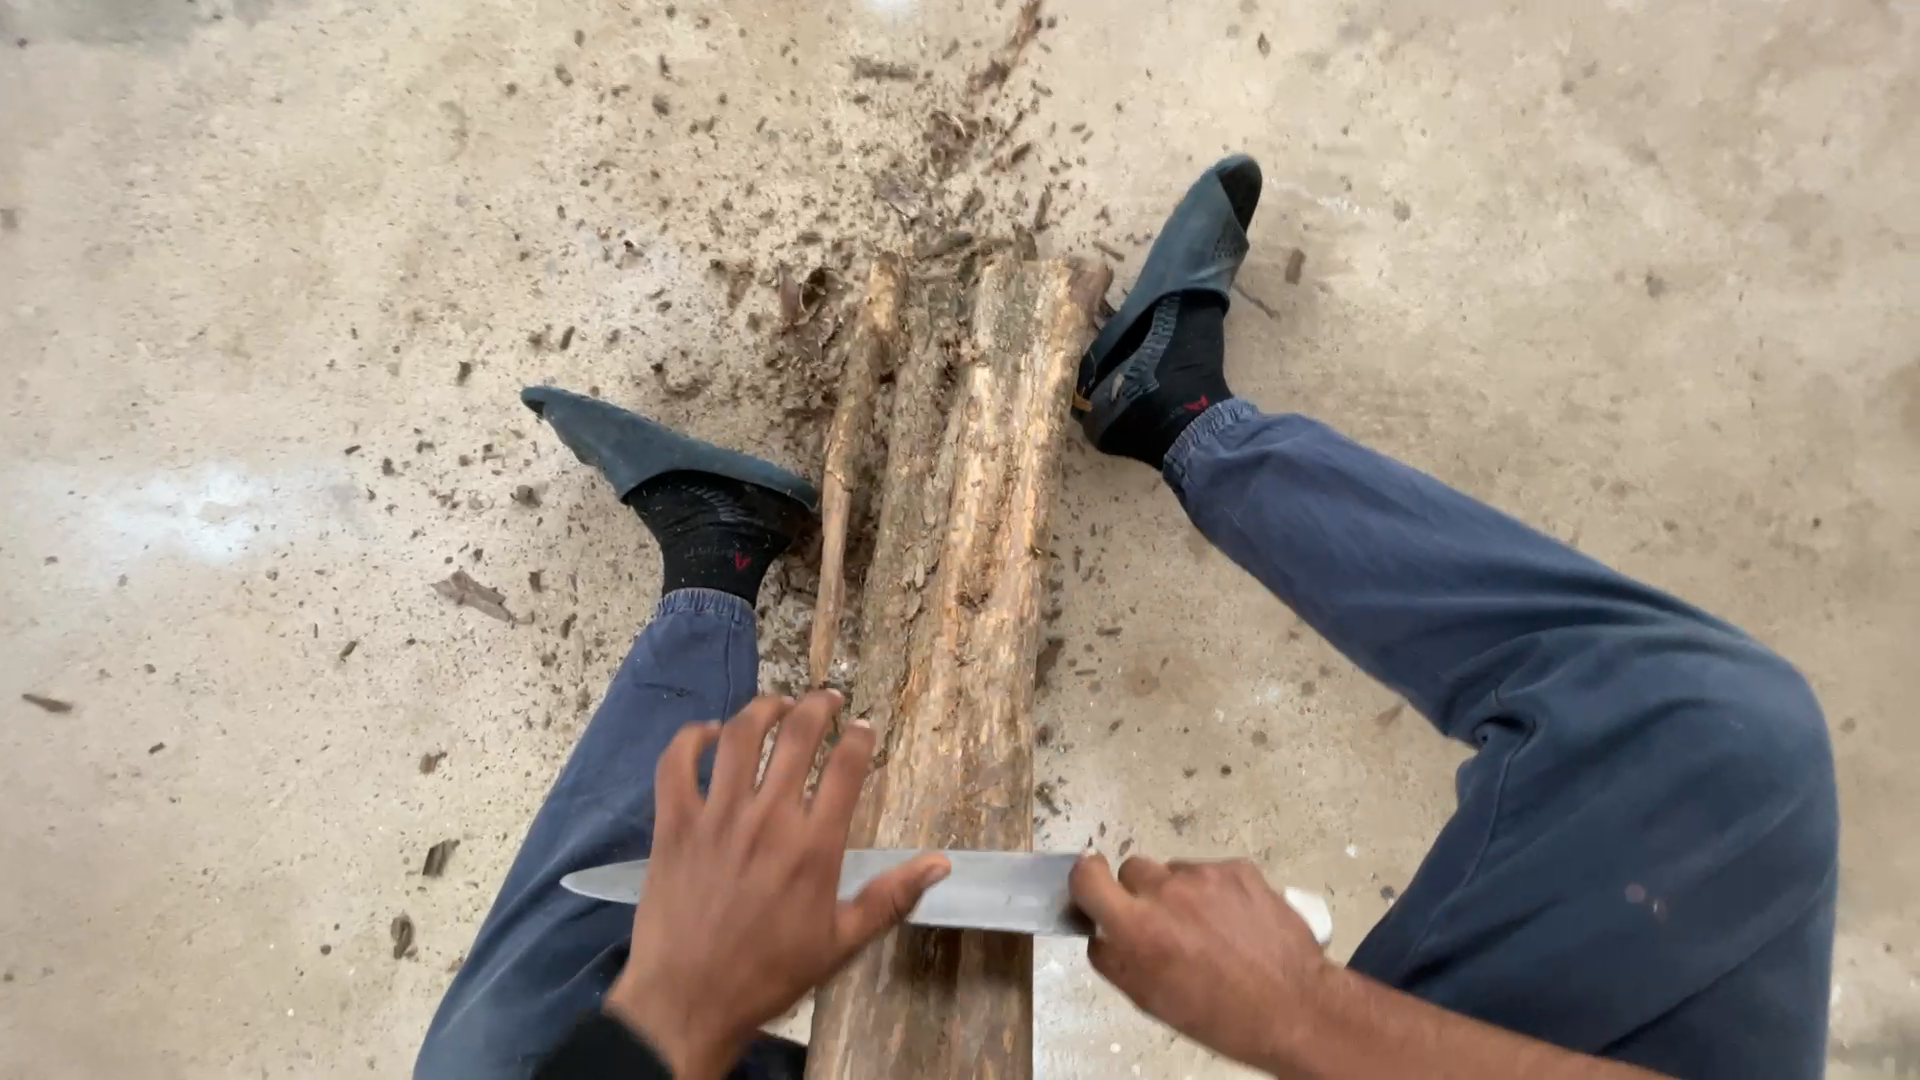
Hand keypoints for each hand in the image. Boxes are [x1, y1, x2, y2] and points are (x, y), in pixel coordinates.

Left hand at [602, 691, 950, 1078]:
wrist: (686, 1004)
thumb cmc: (770, 972)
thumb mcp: (841, 941)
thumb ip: (892, 897)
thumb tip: (942, 863)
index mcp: (814, 844)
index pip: (846, 766)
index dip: (860, 736)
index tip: (863, 727)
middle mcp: (769, 818)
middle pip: (797, 735)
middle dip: (818, 705)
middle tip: (828, 698)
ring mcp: (717, 816)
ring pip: (741, 736)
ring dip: (763, 708)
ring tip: (779, 703)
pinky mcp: (674, 824)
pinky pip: (677, 764)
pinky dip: (692, 738)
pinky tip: (711, 734)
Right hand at [1070, 854, 1330, 1069]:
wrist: (1297, 1008)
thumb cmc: (1221, 1016)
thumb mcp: (1150, 1001)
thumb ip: (1112, 959)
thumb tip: (1097, 932)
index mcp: (1138, 927)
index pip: (1087, 874)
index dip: (1085, 877)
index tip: (1094, 886)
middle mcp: (1166, 891)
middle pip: (1132, 869)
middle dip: (1141, 892)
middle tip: (1164, 923)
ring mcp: (1204, 875)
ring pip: (1174, 871)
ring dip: (1181, 892)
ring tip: (1209, 929)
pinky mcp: (1237, 867)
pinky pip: (1211, 871)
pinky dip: (1216, 891)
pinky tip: (1235, 922)